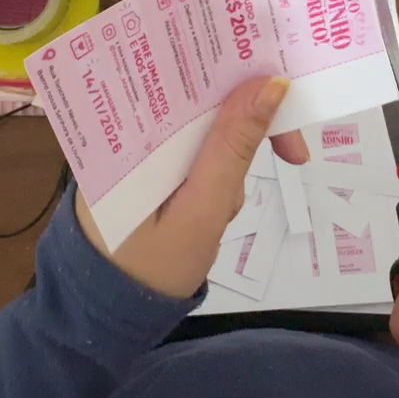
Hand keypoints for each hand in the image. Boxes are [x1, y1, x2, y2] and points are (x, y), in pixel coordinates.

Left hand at [78, 76, 308, 296]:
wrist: (105, 319)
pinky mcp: (148, 172)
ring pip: (203, 131)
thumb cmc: (148, 269)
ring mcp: (138, 151)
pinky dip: (214, 178)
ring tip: (220, 215)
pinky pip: (192, 155)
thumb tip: (271, 84)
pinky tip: (213, 212)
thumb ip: (233, 148)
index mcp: (129, 127)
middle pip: (202, 101)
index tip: (288, 95)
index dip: (242, 78)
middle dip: (248, 127)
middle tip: (293, 155)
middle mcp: (129, 129)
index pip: (189, 78)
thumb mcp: (200, 209)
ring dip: (229, 164)